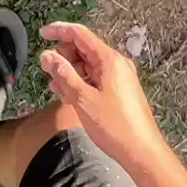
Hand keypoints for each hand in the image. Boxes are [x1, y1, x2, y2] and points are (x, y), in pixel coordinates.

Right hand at [39, 22, 167, 168]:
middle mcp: (116, 63)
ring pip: (89, 65)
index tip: (41, 35)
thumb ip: (63, 74)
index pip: (79, 34)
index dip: (58, 30)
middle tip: (48, 72)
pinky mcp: (122, 91)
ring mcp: (121, 77)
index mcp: (109, 59)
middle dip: (63, 57)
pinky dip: (82, 82)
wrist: (145, 155)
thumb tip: (46, 55)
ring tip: (56, 89)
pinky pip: (97, 77)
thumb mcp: (82, 99)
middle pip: (83, 48)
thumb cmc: (114, 126)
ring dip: (70, 72)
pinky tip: (71, 98)